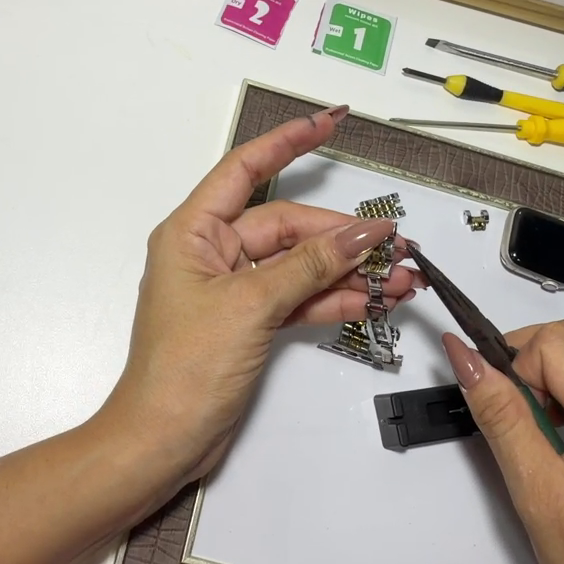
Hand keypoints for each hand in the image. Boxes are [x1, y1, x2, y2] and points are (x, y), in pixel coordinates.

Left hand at [96, 106, 421, 490]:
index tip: (329, 121)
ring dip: (347, 269)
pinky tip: (375, 298)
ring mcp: (233, 288)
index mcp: (193, 232)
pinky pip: (299, 296)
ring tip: (400, 273)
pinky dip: (334, 298)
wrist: (163, 442)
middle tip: (393, 242)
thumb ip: (309, 265)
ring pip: (299, 264)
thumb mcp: (251, 306)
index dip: (288, 142)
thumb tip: (361, 233)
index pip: (245, 169)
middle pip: (286, 226)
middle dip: (340, 234)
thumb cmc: (184, 369)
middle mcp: (212, 252)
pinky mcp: (250, 320)